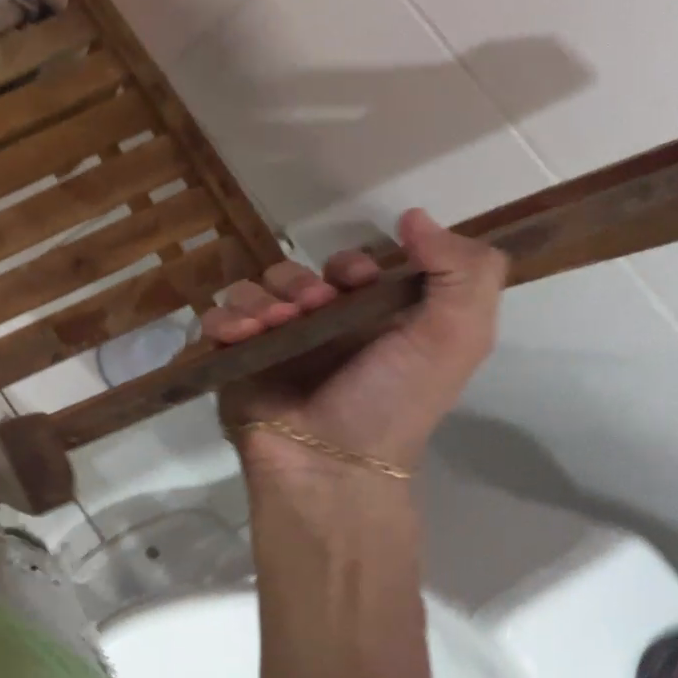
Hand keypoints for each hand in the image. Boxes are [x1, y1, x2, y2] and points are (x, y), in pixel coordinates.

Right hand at [200, 208, 507, 483]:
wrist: (328, 462)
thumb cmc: (393, 401)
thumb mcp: (455, 339)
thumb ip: (463, 273)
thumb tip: (413, 214)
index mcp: (369, 321)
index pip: (348, 268)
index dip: (349, 264)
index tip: (353, 281)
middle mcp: (318, 327)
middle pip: (292, 274)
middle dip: (297, 282)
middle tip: (309, 308)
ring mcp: (271, 343)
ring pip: (250, 291)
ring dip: (258, 300)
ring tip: (269, 326)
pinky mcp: (231, 357)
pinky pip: (215, 319)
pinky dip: (224, 321)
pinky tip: (241, 337)